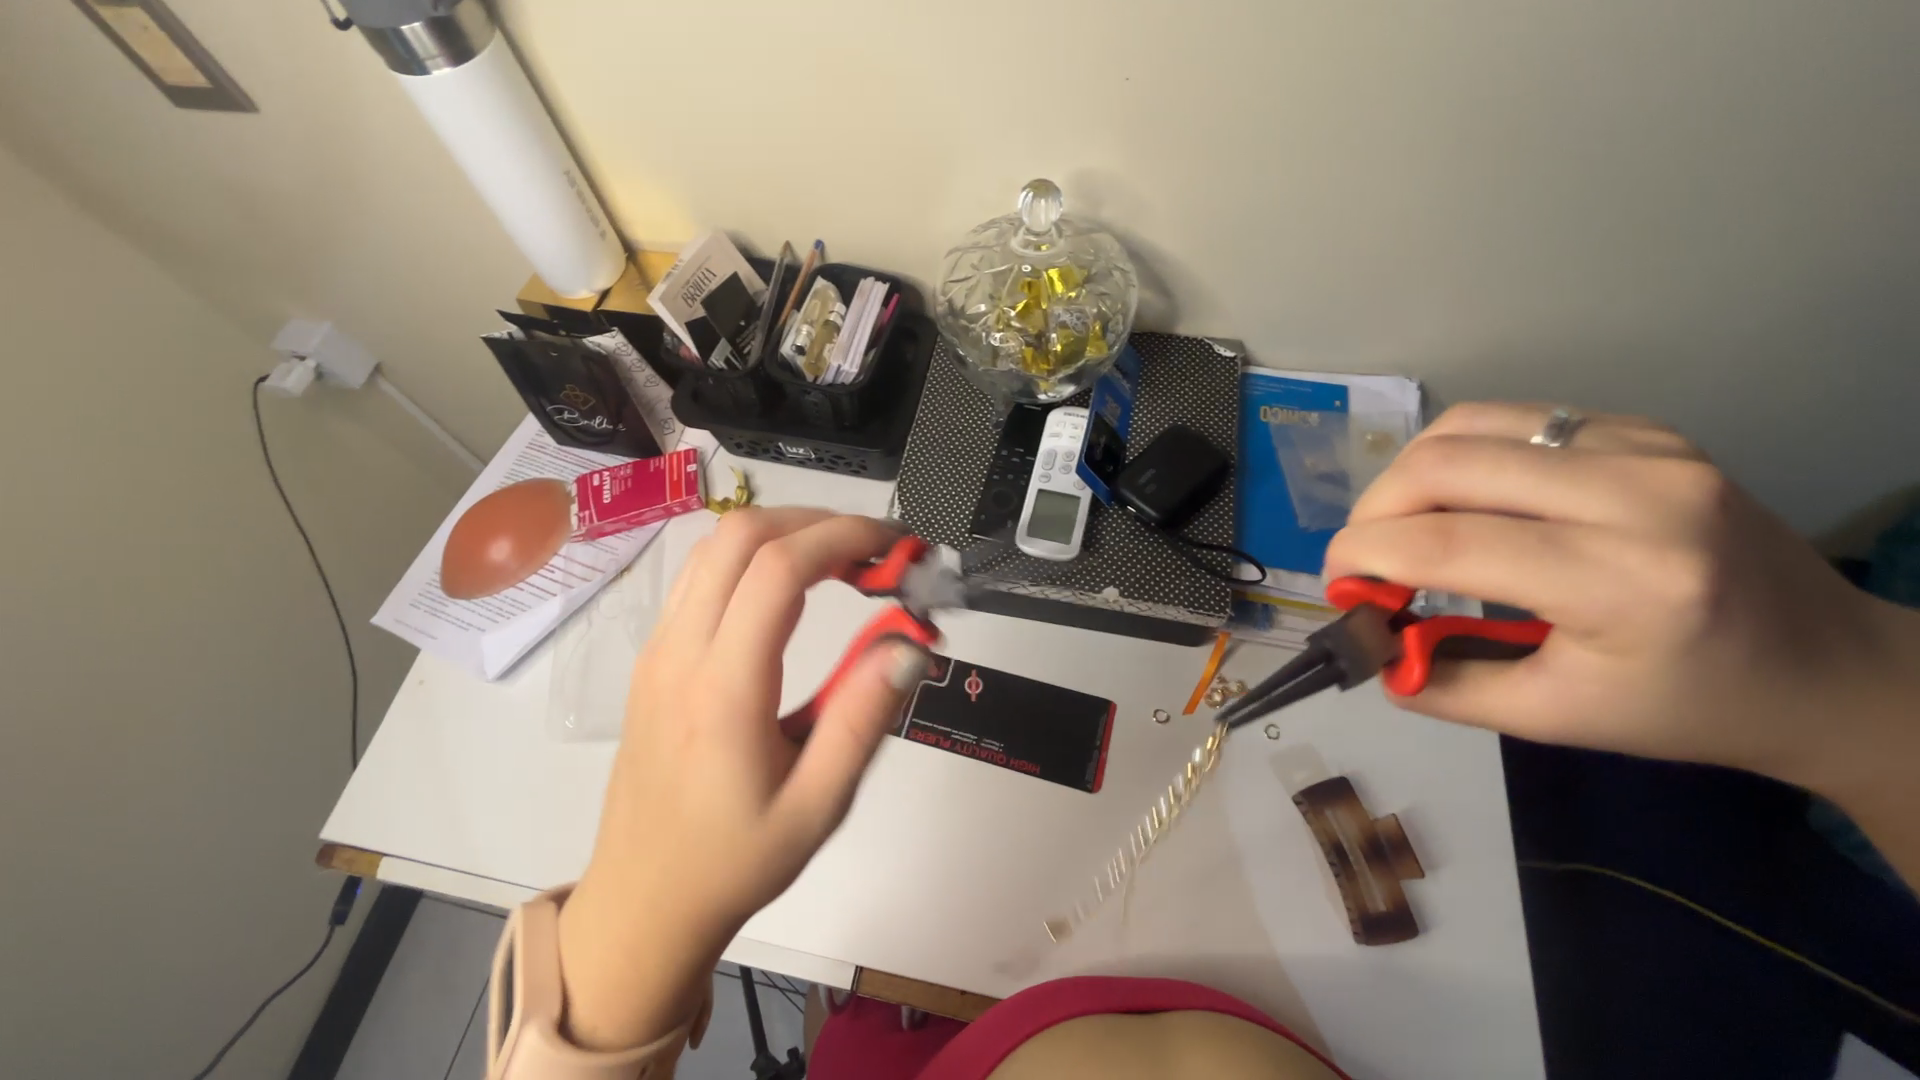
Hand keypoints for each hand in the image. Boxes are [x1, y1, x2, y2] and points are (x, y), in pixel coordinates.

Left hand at [557, 508, 929, 1049]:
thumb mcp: (817, 806)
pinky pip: (700, 577)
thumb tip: (911, 645)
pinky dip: (752, 557)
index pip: (779, 568)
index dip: (844, 537)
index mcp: (724, 689)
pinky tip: (791, 591)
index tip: (896, 548)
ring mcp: (658, 651)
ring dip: (783, 533)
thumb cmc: (734, 861)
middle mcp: (680, 653)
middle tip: (875, 550)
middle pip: (740, 535)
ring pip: (714, 547)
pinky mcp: (653, 658)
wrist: (643, 901)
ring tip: (842, 562)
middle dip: (817, 521)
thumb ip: (863, 718)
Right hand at [1324, 403, 1918, 796]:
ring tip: (1402, 525)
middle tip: (1361, 558)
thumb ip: (1445, 685)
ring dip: (1408, 476)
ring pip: (1469, 426)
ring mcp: (1646, 448)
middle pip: (1445, 464)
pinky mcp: (1645, 430)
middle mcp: (1639, 493)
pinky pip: (1513, 420)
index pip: (1447, 542)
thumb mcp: (1558, 718)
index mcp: (1624, 581)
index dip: (1364, 555)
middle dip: (1373, 510)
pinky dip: (1460, 457)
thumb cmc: (1690, 706)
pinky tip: (1464, 501)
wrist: (1827, 666)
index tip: (1337, 586)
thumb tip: (1369, 651)